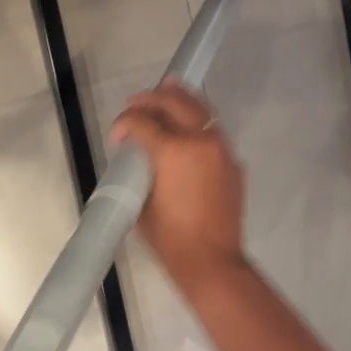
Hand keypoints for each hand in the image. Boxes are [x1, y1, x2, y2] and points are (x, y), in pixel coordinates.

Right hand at [111, 78, 247, 288]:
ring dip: (179, 99)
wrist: (211, 259)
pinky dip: (196, 122)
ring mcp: (221, 149)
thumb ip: (138, 172)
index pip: (142, 120)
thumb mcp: (140, 202)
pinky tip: (186, 129)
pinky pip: (213, 131)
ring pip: (200, 109)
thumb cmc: (168, 237)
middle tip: (136, 104)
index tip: (117, 136)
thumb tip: (138, 159)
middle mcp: (199, 141)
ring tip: (166, 91)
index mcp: (172, 151)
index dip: (124, 123)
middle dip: (151, 99)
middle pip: (173, 102)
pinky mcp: (233, 162)